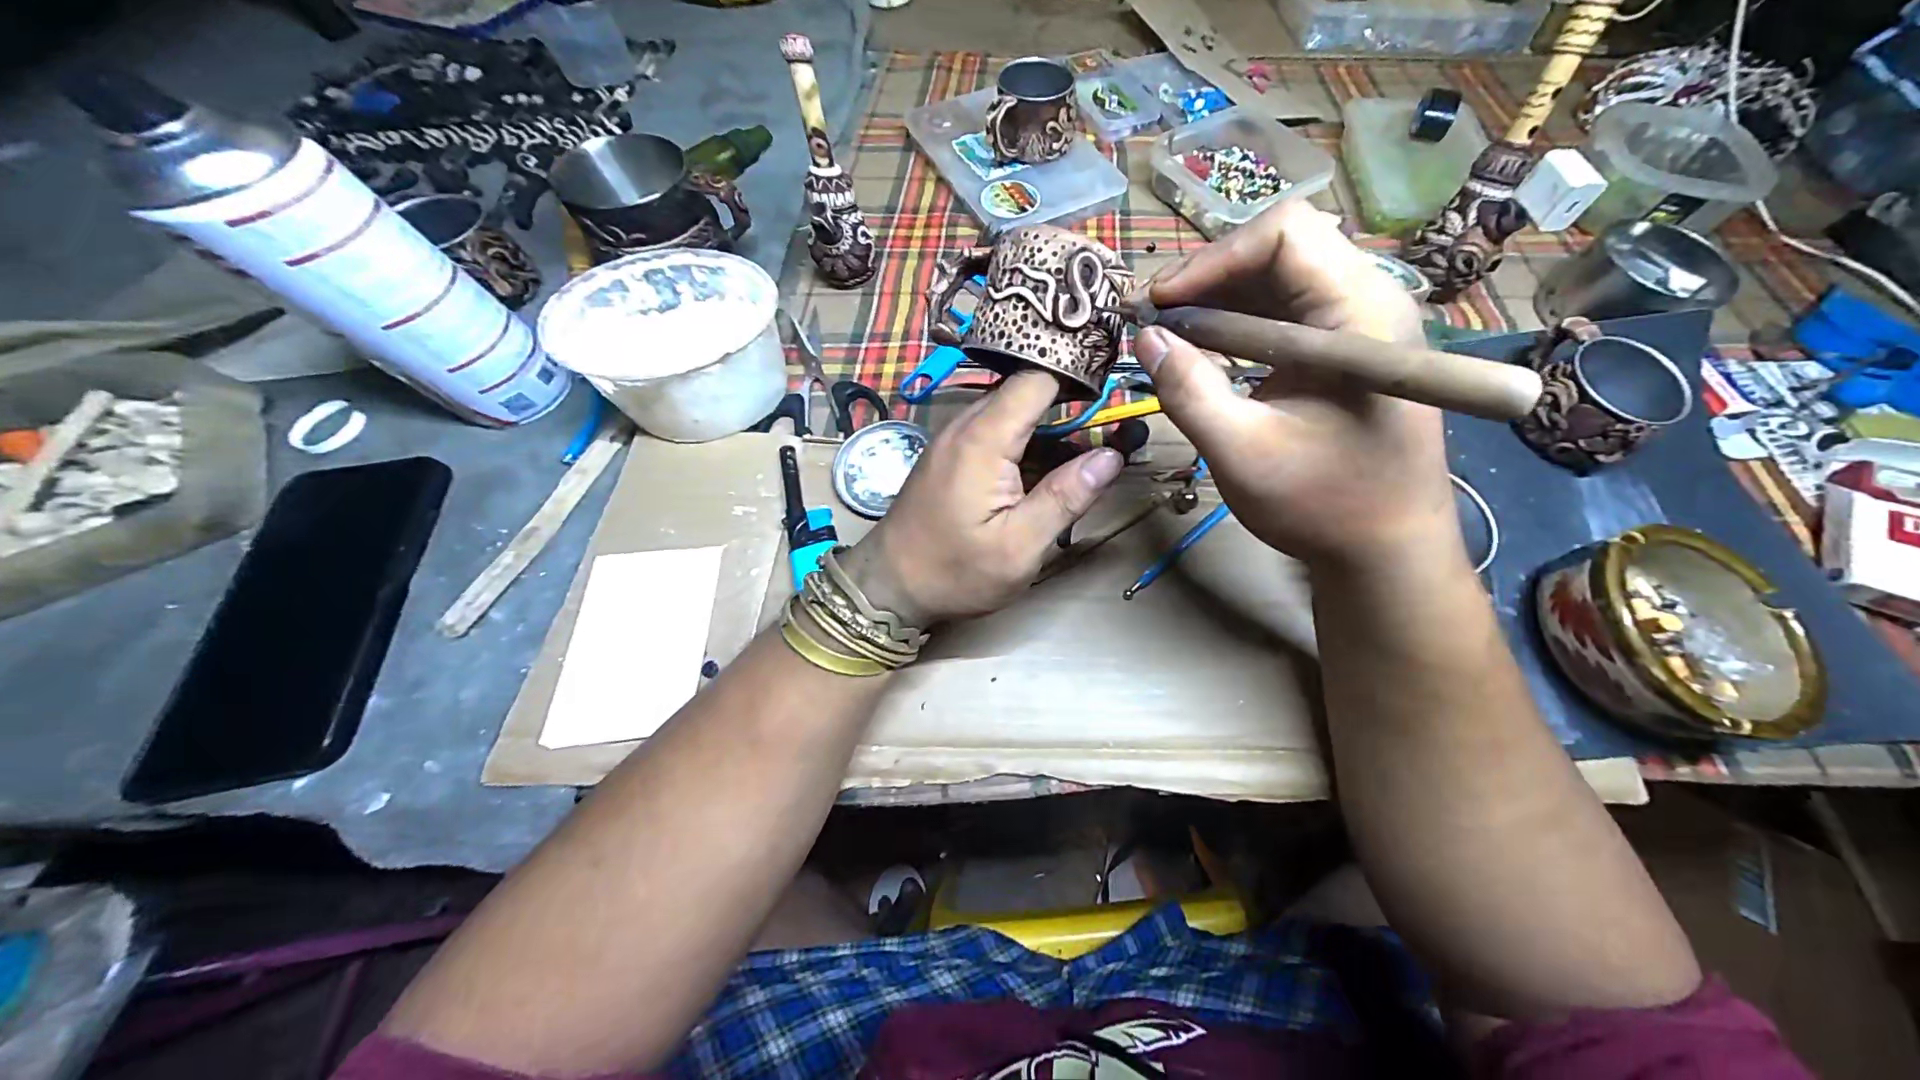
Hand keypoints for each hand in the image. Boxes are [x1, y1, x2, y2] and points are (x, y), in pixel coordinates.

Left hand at [838, 371, 1123, 625]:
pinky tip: (1040, 485)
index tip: (1113, 403)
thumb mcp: (1019, 547)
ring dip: (1049, 437)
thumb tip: (1111, 457)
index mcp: (983, 439)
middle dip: (1071, 415)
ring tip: (1077, 473)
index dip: (1079, 381)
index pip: (1037, 378)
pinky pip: (996, 436)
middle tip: (1107, 445)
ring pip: (1014, 416)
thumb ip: (1066, 497)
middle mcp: (965, 426)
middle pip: (1028, 395)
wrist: (888, 587)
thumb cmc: (953, 572)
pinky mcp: (952, 456)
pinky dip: (1025, 451)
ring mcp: (955, 439)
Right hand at [1136, 200, 1461, 571]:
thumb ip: (1188, 392)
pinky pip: (1283, 314)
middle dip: (1207, 278)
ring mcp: (1358, 325)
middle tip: (1151, 319)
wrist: (1386, 551)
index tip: (1159, 304)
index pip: (1285, 235)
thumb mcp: (1241, 453)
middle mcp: (1367, 302)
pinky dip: (1235, 324)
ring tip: (1165, 333)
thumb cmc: (1324, 505)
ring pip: (1278, 280)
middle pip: (1280, 250)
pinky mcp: (1343, 350)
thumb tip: (1144, 338)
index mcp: (1358, 314)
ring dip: (1216, 301)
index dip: (1212, 259)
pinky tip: (1200, 350)